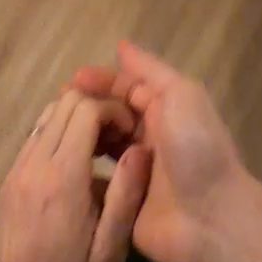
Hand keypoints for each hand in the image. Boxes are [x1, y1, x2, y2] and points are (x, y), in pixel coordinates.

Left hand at [0, 91, 151, 261]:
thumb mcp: (111, 247)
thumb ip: (127, 194)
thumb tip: (142, 147)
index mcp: (61, 178)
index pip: (85, 109)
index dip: (113, 110)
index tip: (130, 130)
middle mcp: (33, 165)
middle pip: (65, 102)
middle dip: (96, 107)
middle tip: (117, 134)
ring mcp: (15, 172)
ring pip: (47, 114)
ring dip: (76, 118)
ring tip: (98, 146)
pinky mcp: (8, 182)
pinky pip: (34, 136)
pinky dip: (58, 134)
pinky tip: (75, 162)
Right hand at [71, 42, 256, 261]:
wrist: (211, 216)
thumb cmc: (196, 146)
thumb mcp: (180, 94)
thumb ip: (150, 71)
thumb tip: (122, 45)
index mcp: (162, 110)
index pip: (125, 88)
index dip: (99, 82)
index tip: (69, 82)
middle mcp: (147, 138)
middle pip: (110, 117)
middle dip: (85, 109)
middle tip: (55, 108)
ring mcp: (134, 173)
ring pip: (101, 149)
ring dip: (80, 140)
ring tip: (51, 134)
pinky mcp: (122, 206)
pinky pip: (97, 186)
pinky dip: (79, 177)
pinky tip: (55, 170)